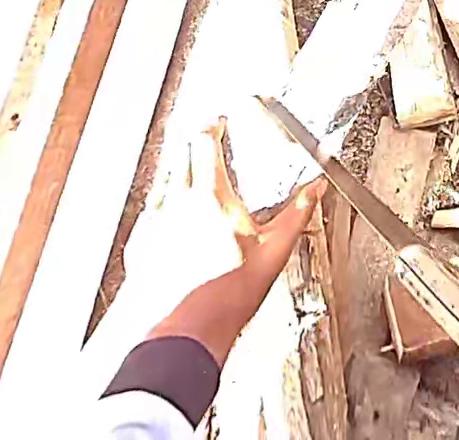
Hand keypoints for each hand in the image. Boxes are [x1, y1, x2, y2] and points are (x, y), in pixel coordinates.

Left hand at [144, 121, 326, 366]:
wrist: (180, 338)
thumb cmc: (225, 296)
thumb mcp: (273, 251)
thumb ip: (297, 212)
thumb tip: (317, 188)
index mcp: (209, 197)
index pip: (204, 144)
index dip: (211, 126)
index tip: (218, 120)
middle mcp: (176, 204)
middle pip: (179, 156)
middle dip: (192, 141)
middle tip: (204, 134)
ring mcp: (154, 226)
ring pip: (162, 180)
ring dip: (176, 165)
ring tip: (187, 162)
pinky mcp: (141, 247)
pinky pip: (151, 208)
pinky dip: (162, 197)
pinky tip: (169, 207)